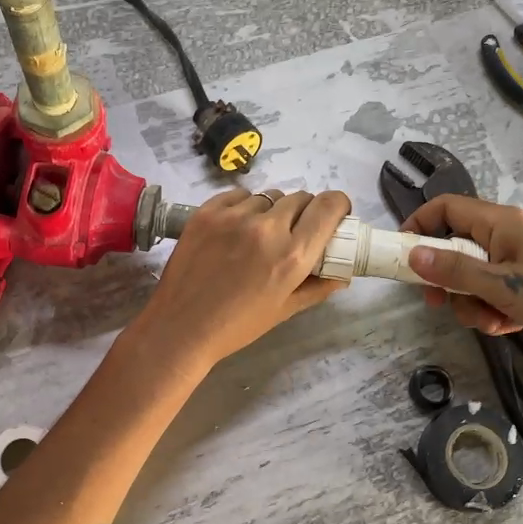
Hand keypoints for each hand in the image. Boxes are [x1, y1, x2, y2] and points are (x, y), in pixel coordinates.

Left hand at [133, 188, 351, 370]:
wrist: (180, 328)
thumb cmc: (237, 326)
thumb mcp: (284, 310)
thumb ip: (317, 287)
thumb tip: (342, 274)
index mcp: (292, 255)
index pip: (328, 207)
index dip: (338, 205)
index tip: (335, 215)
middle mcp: (267, 229)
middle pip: (300, 198)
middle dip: (305, 211)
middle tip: (295, 232)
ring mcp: (234, 217)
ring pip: (269, 197)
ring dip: (272, 210)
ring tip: (260, 234)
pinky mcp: (207, 212)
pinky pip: (238, 195)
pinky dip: (244, 206)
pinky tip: (237, 227)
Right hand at [403, 195, 522, 356]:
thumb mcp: (500, 286)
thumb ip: (454, 271)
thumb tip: (412, 255)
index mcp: (499, 223)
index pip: (445, 208)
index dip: (418, 225)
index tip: (401, 255)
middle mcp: (504, 235)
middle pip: (453, 249)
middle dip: (447, 281)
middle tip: (439, 304)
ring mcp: (514, 260)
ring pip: (470, 278)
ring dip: (472, 304)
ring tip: (493, 321)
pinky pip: (490, 293)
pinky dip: (492, 311)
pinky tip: (509, 326)